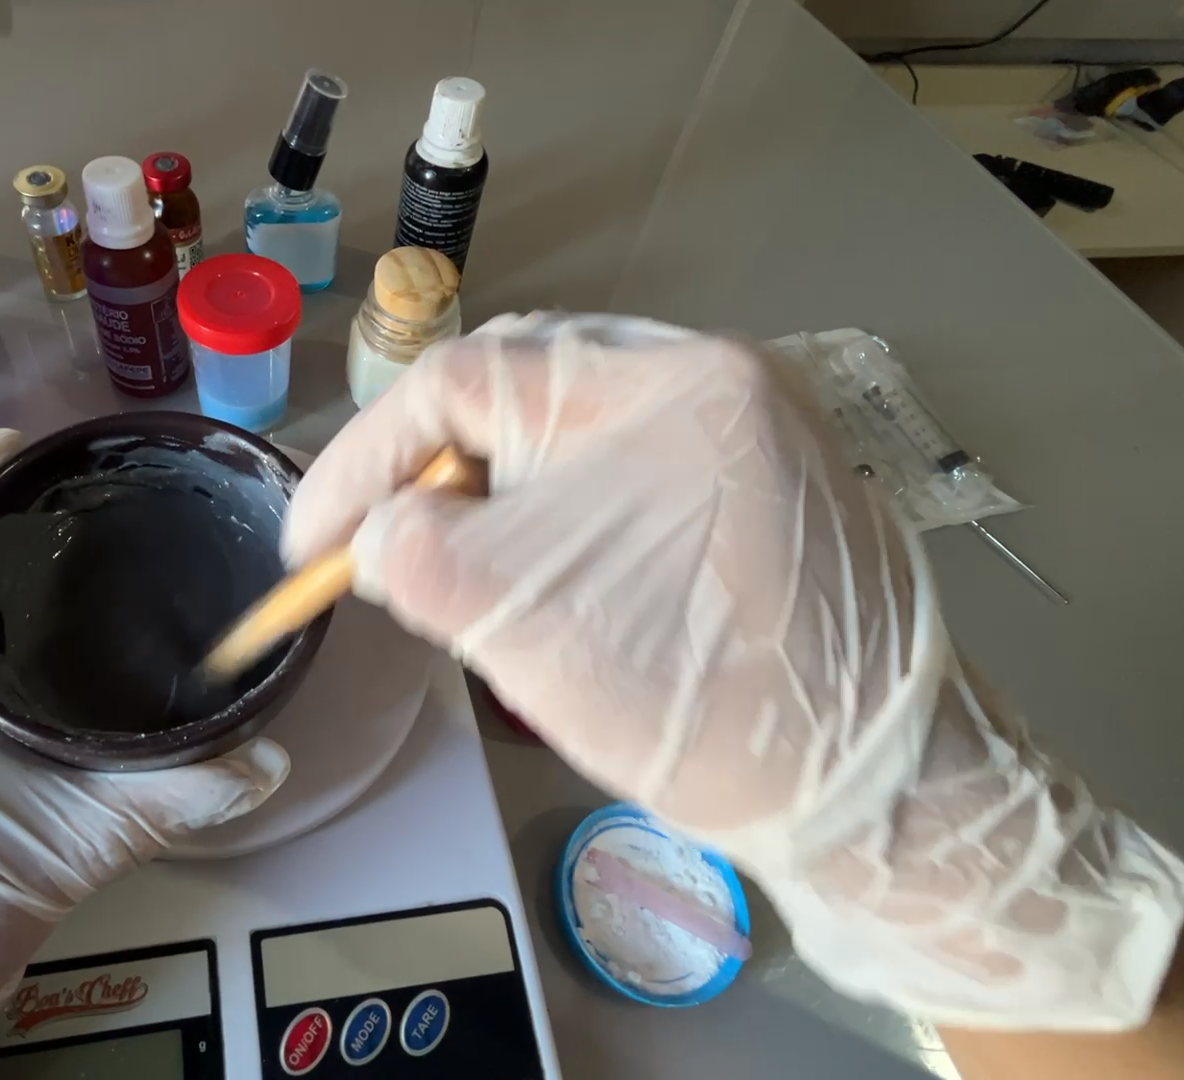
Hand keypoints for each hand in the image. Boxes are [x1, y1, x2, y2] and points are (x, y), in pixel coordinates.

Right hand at [285, 313, 1183, 1029]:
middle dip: (423, 465)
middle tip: (381, 536)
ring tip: (452, 546)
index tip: (309, 540)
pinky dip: (540, 493)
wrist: (874, 789)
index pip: (456, 386)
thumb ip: (412, 553)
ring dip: (480, 479)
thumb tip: (375, 530)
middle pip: (504, 385)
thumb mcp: (517, 624)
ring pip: (551, 417)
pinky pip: (604, 450)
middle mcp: (700, 369)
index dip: (361, 461)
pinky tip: (536, 546)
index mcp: (654, 385)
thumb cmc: (691, 701)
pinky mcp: (740, 464)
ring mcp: (729, 412)